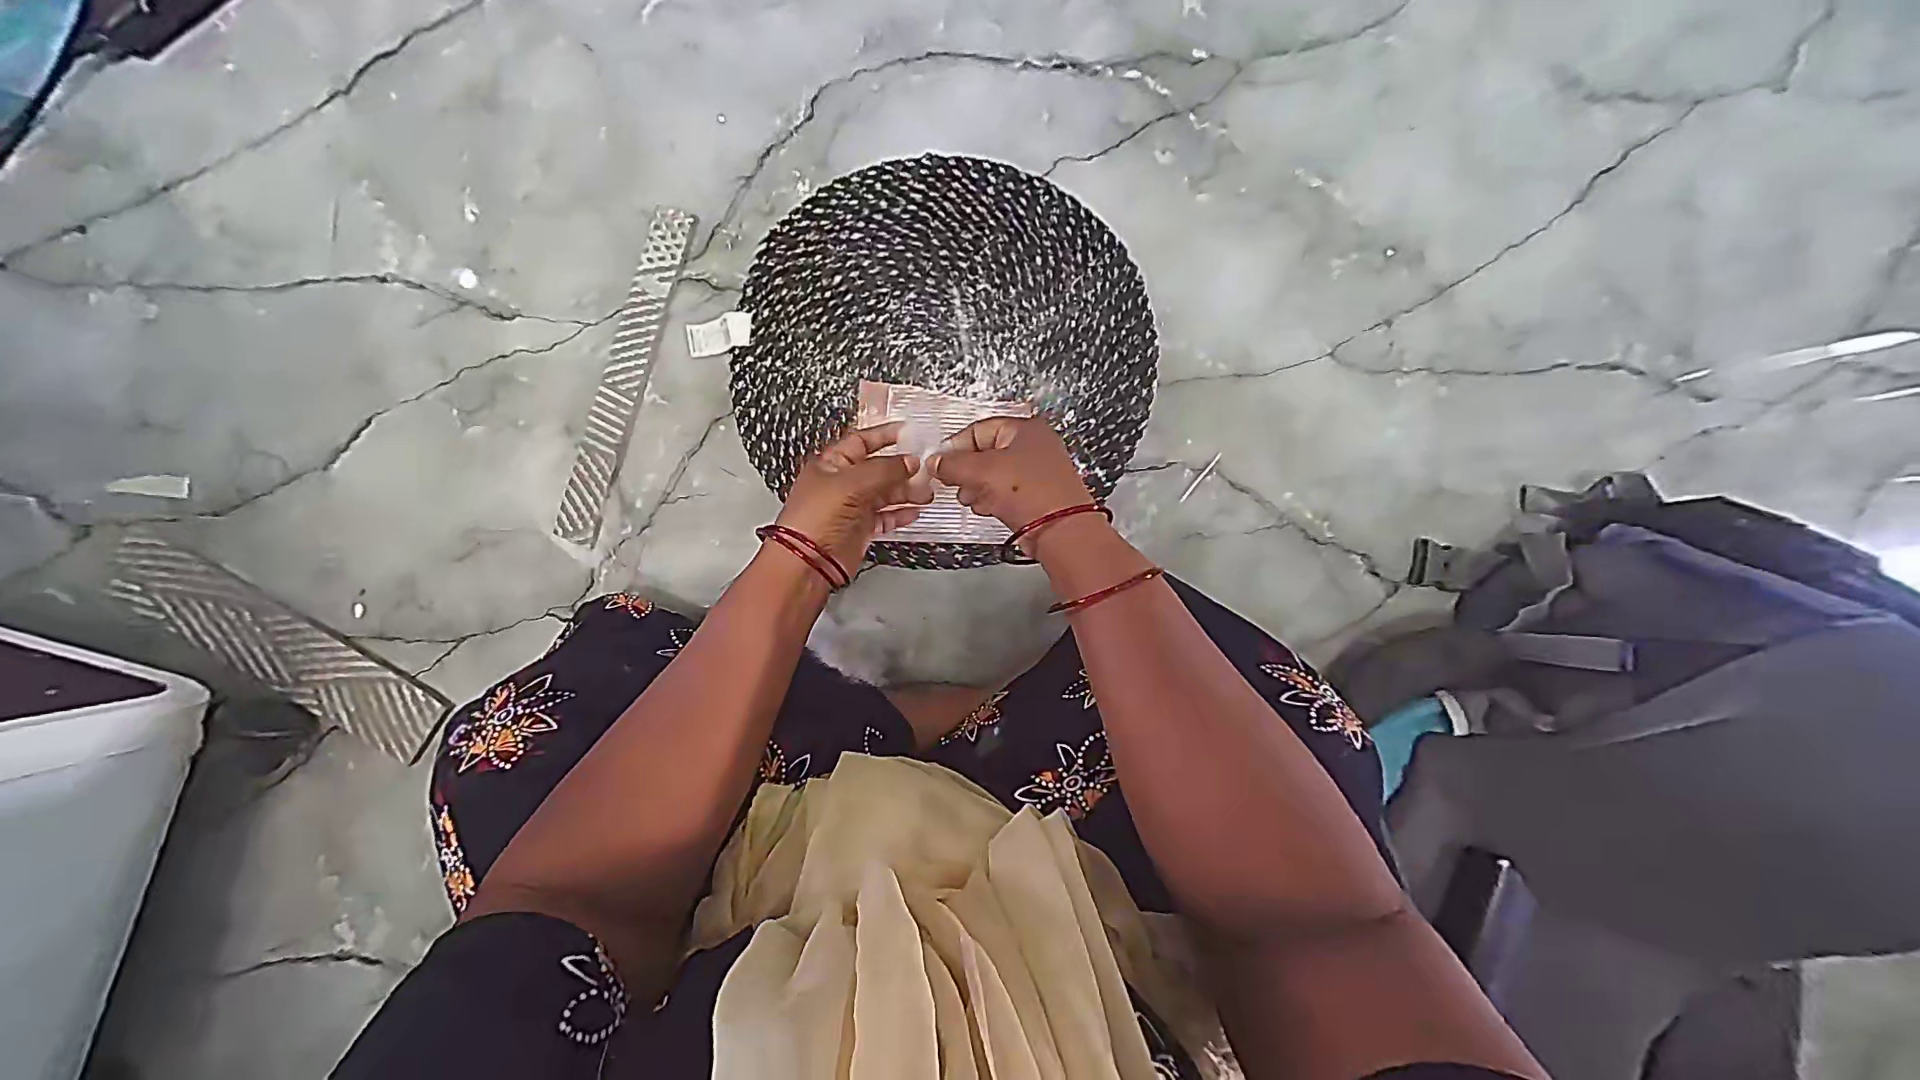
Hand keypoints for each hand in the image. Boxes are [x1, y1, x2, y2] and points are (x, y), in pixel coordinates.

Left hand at [775, 422, 933, 575]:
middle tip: (924, 469)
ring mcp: (851, 507)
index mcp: (832, 464)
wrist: (808, 562)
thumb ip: (884, 469)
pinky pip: (885, 516)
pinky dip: (900, 513)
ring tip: (925, 492)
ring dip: (907, 492)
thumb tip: (908, 461)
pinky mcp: (860, 528)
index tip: (907, 432)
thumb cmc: (813, 521)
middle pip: (879, 469)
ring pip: (885, 493)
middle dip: (903, 469)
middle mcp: (842, 484)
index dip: (885, 435)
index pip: (862, 441)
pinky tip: (913, 511)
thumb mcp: (852, 483)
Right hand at [931, 416, 1093, 533]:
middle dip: (966, 470)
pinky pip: (1006, 492)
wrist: (1061, 530)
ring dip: (977, 487)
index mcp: (1025, 429)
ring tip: (970, 498)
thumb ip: (953, 464)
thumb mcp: (982, 471)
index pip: (979, 430)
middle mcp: (1034, 447)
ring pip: (995, 475)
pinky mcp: (1037, 496)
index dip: (956, 446)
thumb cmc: (1032, 493)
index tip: (941, 463)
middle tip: (953, 482)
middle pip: (986, 453)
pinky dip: (992, 499)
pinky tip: (986, 508)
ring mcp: (1037, 472)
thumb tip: (936, 463)